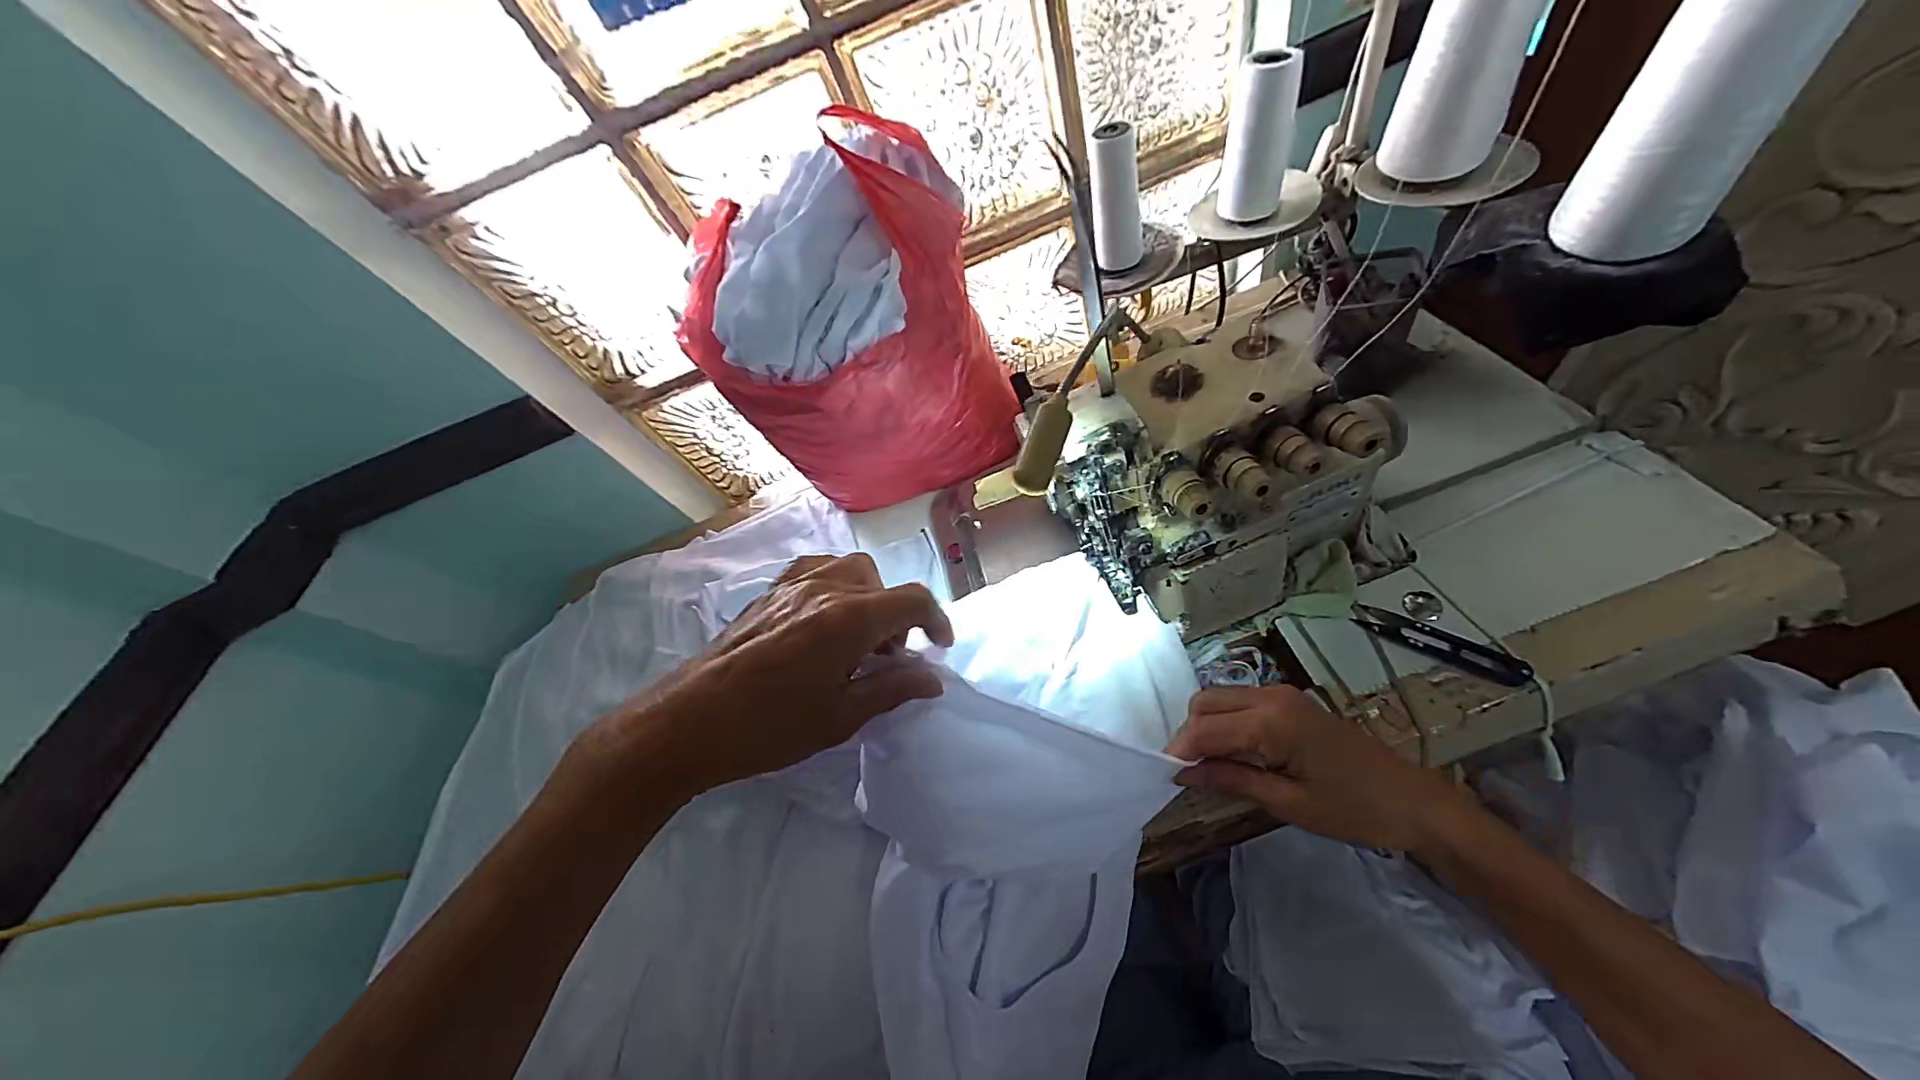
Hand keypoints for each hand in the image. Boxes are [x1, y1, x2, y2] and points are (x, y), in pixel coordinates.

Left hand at [575, 553, 953, 802]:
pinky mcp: (767, 594)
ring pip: (848, 570)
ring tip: (856, 640)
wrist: (686, 723)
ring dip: (866, 597)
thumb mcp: (839, 717)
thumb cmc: (767, 728)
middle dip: (896, 614)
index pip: (912, 600)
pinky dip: (835, 588)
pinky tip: (823, 624)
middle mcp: (823, 589)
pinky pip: (816, 571)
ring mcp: (792, 586)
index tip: (940, 647)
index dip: (937, 620)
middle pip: (880, 581)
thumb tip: (932, 679)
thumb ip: (891, 689)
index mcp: (847, 618)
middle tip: (888, 657)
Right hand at [1165, 685, 1480, 855]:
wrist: (1416, 802)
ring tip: (1209, 765)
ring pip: (1219, 698)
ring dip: (1205, 727)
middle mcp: (1272, 696)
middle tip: (1189, 773)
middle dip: (1188, 734)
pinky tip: (1232, 753)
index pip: (1205, 728)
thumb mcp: (1289, 803)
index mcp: (1272, 721)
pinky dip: (1225, 723)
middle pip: (1205, 702)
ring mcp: (1282, 694)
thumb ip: (1231, 780)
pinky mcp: (1290, 702)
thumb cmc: (1355, 810)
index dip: (1179, 750)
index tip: (1164, 776)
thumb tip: (1183, 773)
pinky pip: (1240, 703)